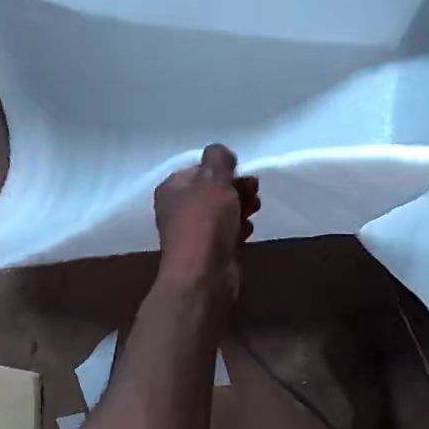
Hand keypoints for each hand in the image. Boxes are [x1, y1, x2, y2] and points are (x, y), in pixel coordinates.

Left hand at [153, 144, 258, 292]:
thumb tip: (221, 153)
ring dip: (240, 207)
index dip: (222, 168)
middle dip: (236, 187)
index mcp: (172, 188)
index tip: (241, 171)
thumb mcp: (212, 179)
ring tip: (255, 208)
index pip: (199, 169)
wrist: (204, 274)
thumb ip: (218, 159)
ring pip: (222, 212)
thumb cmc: (205, 222)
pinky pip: (227, 233)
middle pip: (212, 190)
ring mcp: (194, 233)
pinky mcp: (209, 251)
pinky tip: (247, 230)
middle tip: (254, 190)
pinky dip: (238, 229)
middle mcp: (179, 209)